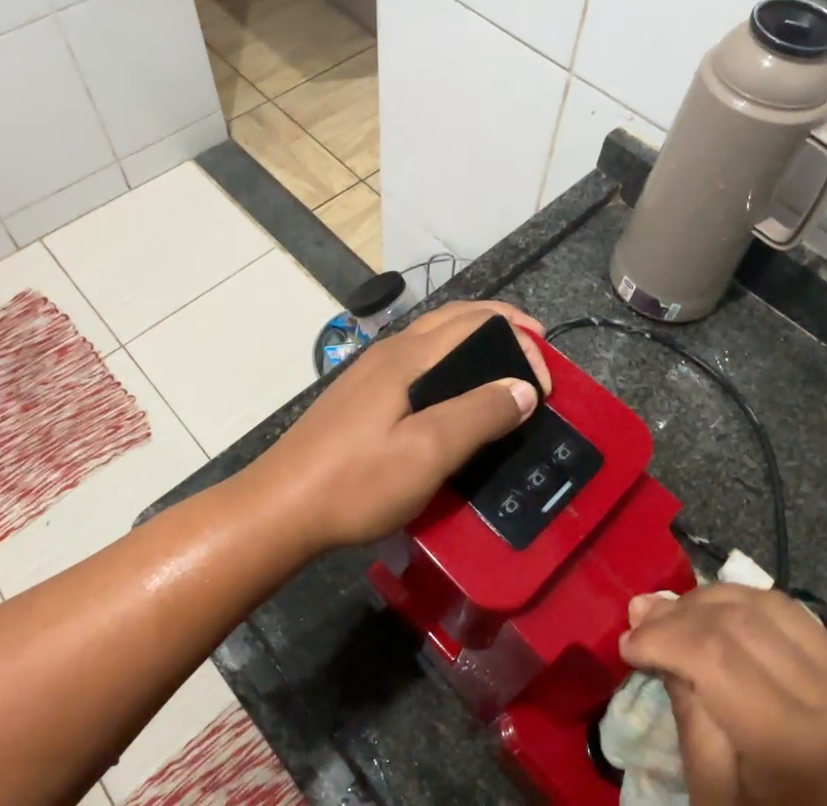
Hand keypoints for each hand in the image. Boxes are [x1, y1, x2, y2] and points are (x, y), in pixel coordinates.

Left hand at [244, 300, 550, 550]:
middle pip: (454, 318)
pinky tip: (454, 392)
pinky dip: (450, 360)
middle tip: (538, 346)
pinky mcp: (360, 395)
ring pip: (433, 336)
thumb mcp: (427, 454)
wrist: (280, 508)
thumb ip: (478, 415)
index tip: (546, 385)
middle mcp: (390, 351)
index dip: (519, 341)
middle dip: (500, 324)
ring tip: (505, 365)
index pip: (477, 323)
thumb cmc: (356, 483)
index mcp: (408, 357)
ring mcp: (370, 371)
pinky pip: (417, 359)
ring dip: (474, 338)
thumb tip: (524, 387)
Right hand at [620, 586, 826, 805]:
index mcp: (795, 745)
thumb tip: (667, 657)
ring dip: (715, 600)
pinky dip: (753, 610)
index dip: (661, 637)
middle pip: (742, 620)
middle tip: (639, 617)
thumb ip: (695, 730)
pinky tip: (722, 619)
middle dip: (681, 612)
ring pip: (773, 606)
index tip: (625, 646)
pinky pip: (803, 624)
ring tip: (675, 612)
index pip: (713, 652)